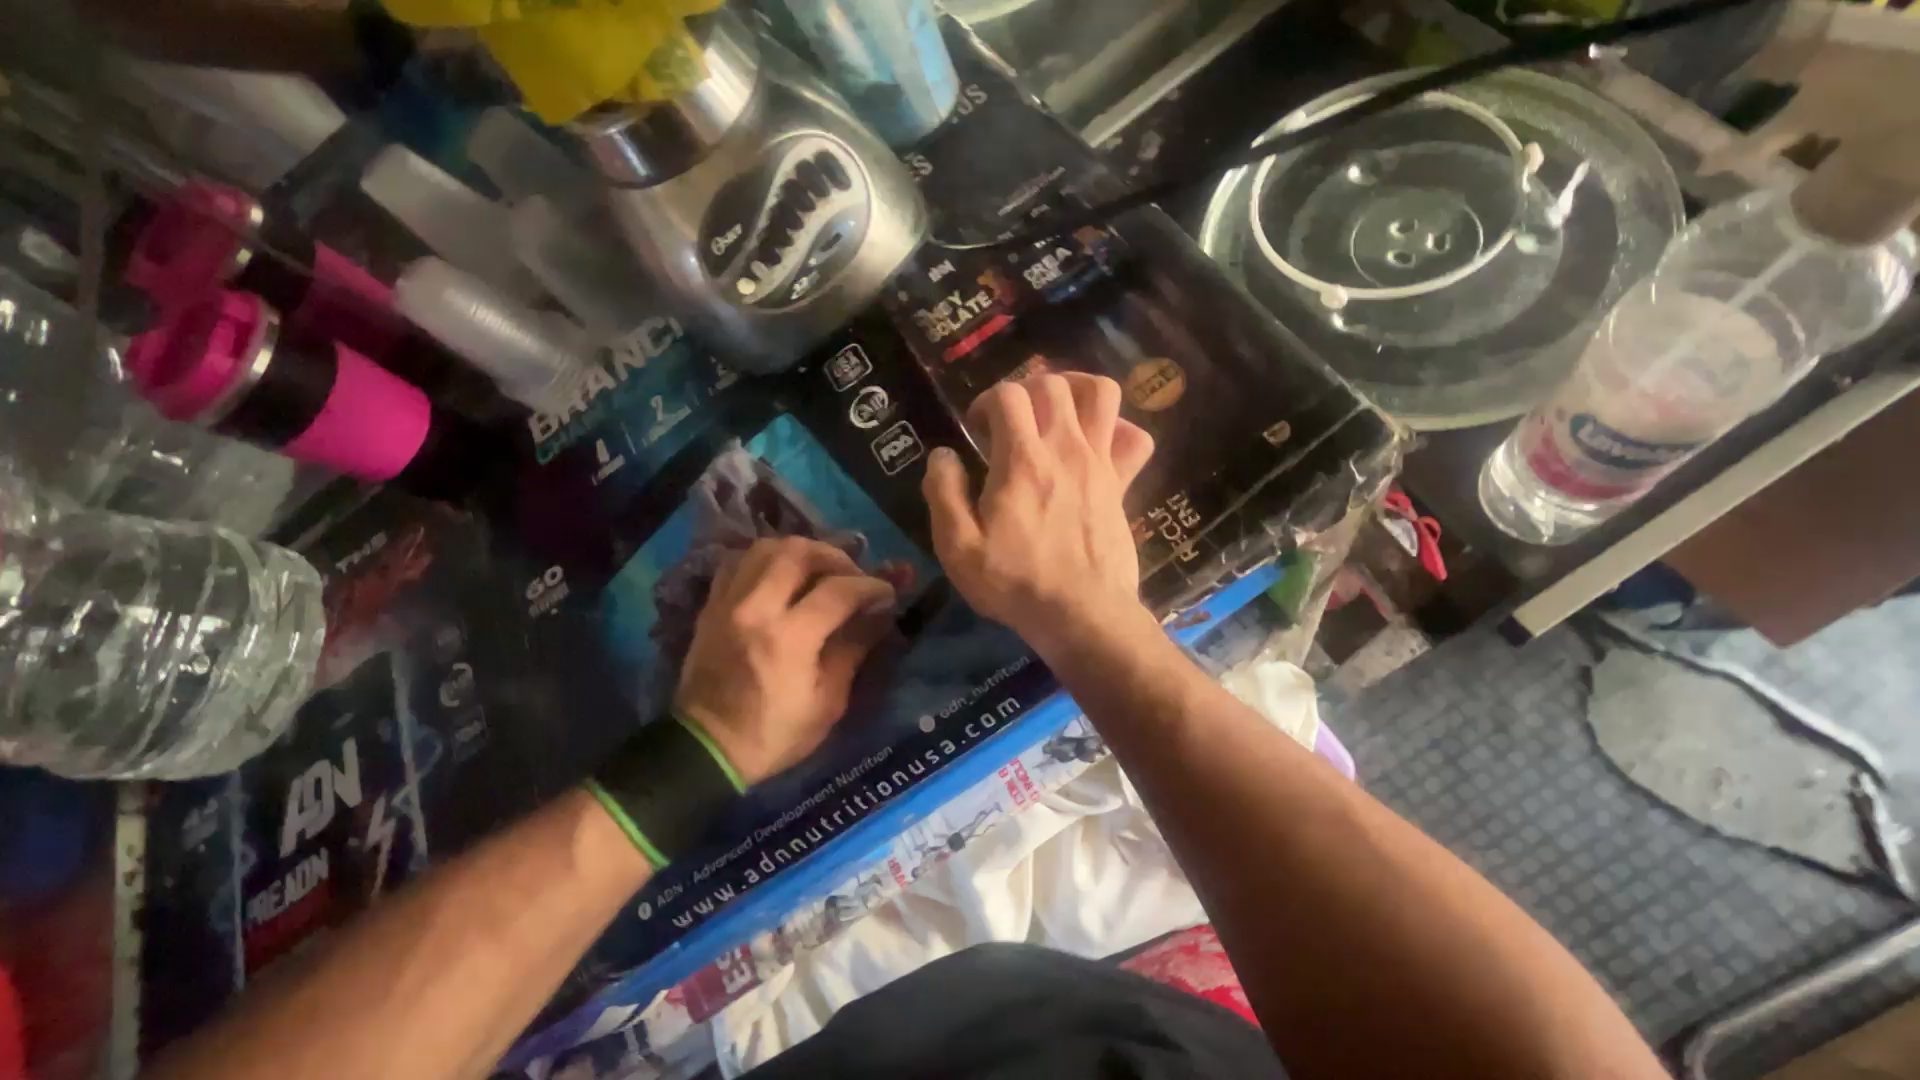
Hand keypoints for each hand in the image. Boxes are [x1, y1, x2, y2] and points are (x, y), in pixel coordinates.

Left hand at [675, 538, 896, 783]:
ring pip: (765, 548)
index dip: (871, 586)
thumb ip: (854, 648)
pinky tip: (782, 579)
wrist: (706, 748)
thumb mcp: (827, 702)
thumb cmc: (774, 734)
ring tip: (818, 572)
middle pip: (798, 552)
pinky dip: (765, 561)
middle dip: (834, 557)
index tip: (887, 593)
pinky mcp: (710, 606)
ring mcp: (727, 603)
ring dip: (799, 553)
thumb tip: (880, 612)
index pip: (838, 590)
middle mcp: (754, 608)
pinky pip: (739, 563)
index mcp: (788, 638)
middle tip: (851, 576)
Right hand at [922, 373, 1155, 657]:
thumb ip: (943, 493)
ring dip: (1077, 389)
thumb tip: (942, 455)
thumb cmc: (1015, 584)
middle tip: (1013, 421)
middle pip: (1053, 383)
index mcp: (1021, 459)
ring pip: (1102, 394)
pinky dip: (1119, 430)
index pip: (1008, 394)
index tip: (978, 432)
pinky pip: (1135, 437)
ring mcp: (1100, 463)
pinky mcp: (1122, 484)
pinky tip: (1099, 444)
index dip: (986, 401)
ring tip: (1057, 412)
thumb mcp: (958, 548)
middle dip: (1027, 389)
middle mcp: (1065, 449)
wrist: (1082, 616)